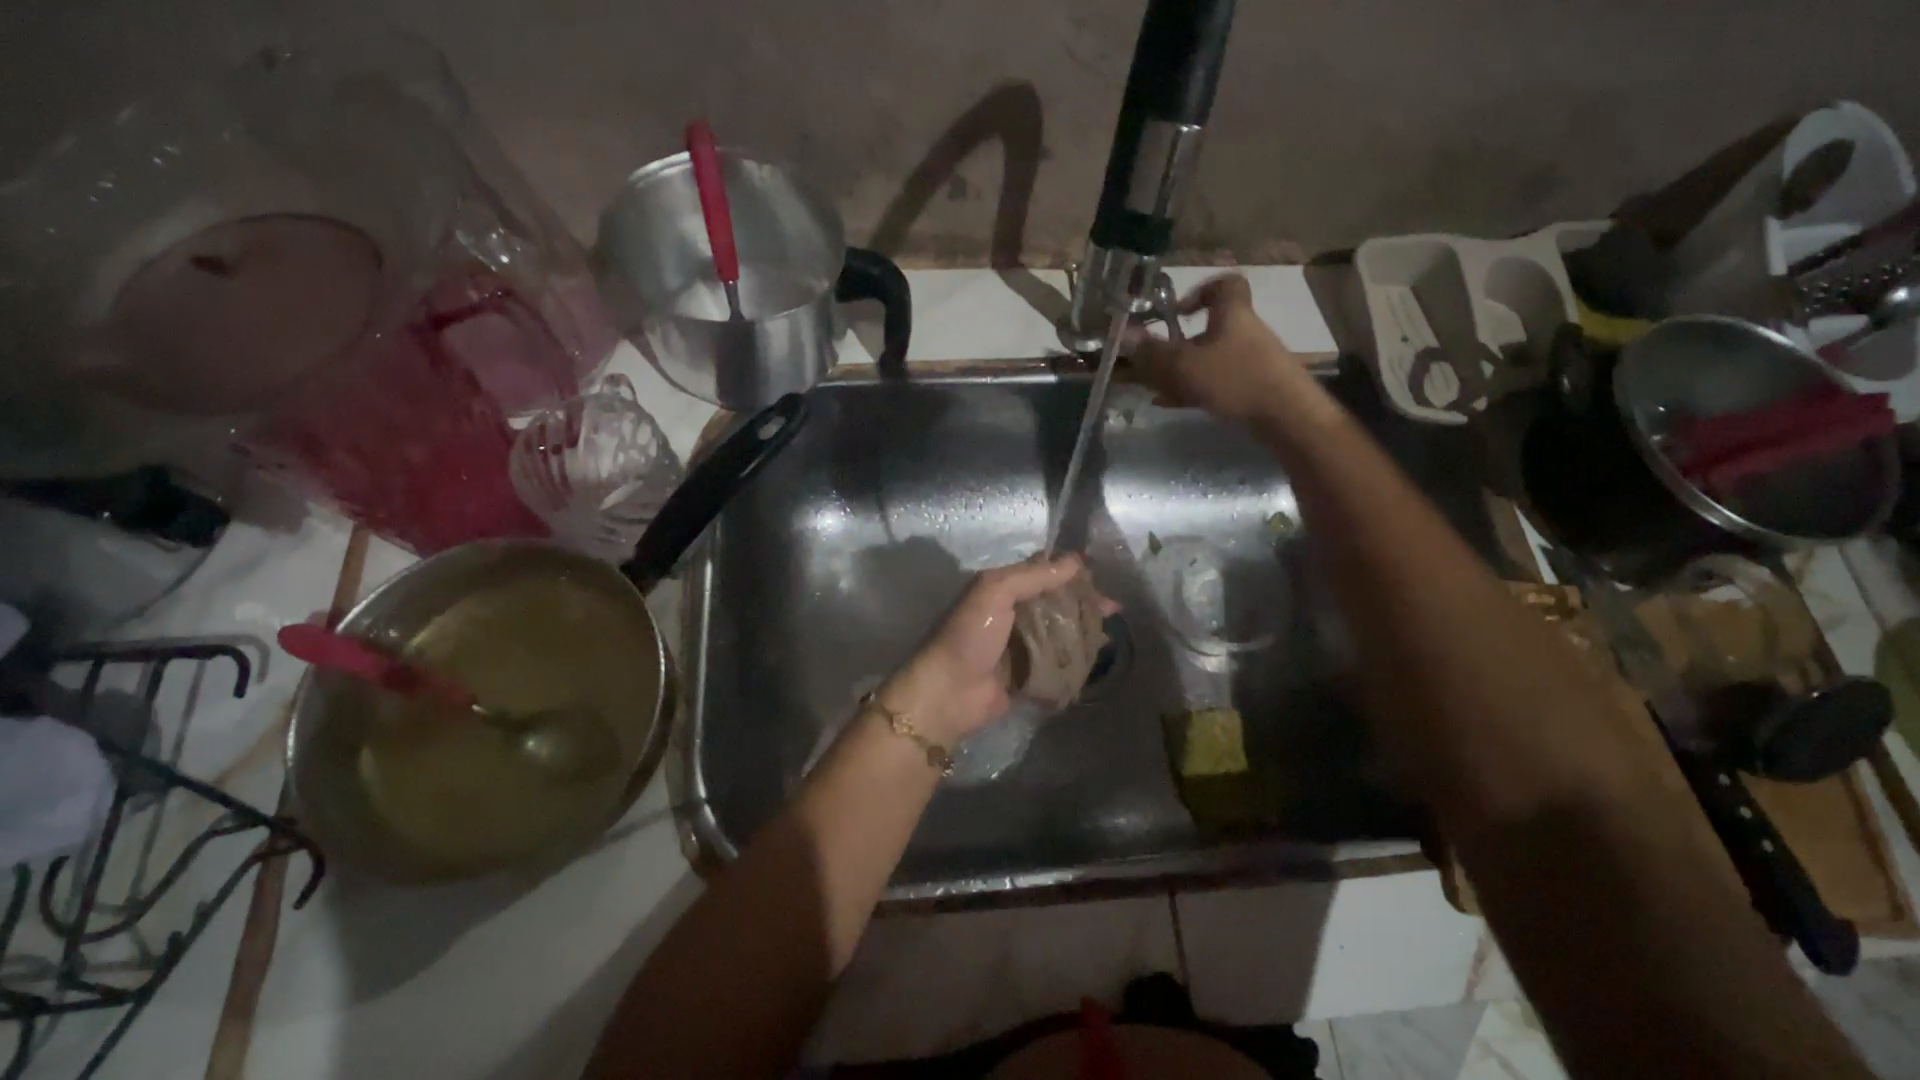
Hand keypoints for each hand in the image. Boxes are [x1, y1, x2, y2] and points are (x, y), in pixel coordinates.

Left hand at [878, 555, 1110, 745]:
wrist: (948, 693)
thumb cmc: (969, 635)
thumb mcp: (995, 591)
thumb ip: (1034, 575)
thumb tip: (1075, 561)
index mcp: (1000, 589)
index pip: (1041, 573)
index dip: (1069, 572)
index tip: (1099, 575)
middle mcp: (1010, 614)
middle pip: (1054, 604)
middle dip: (1082, 604)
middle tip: (1113, 610)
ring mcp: (1018, 647)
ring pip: (1058, 634)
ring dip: (1082, 632)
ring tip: (1110, 634)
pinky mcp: (1025, 676)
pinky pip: (1055, 664)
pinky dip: (1074, 660)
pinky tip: (1096, 659)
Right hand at [1126, 274, 1315, 421]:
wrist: (1289, 418)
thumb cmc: (1237, 380)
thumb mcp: (1186, 366)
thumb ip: (1153, 352)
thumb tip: (1123, 335)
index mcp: (1232, 314)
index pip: (1226, 284)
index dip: (1201, 290)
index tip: (1178, 310)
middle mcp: (1244, 332)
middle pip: (1211, 326)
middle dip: (1180, 342)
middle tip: (1156, 357)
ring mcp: (1251, 361)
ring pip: (1211, 358)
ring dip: (1184, 369)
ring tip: (1155, 386)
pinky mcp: (1254, 388)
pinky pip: (1218, 382)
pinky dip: (1194, 389)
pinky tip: (1171, 404)